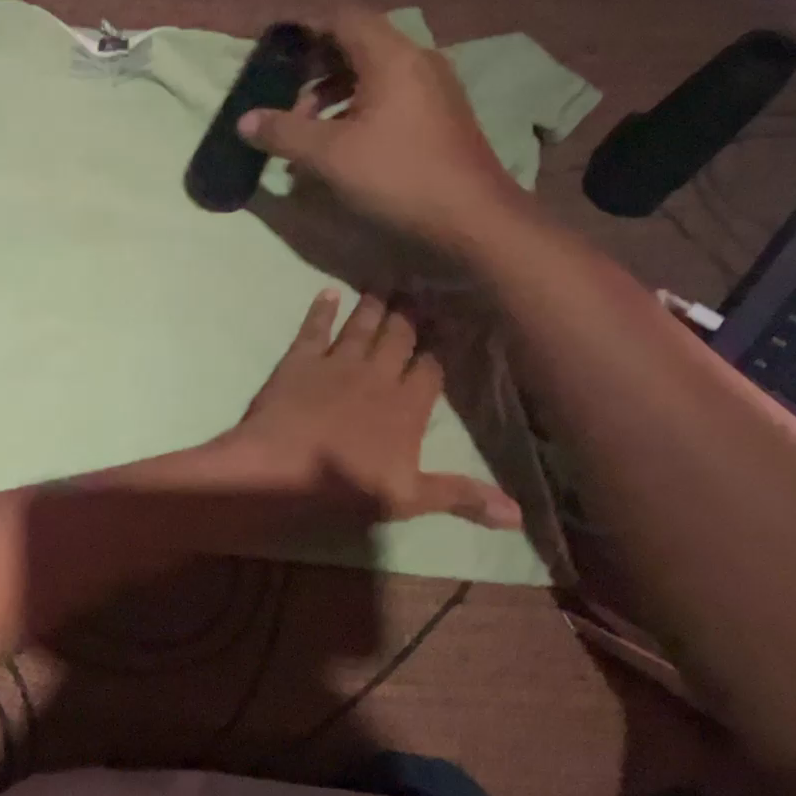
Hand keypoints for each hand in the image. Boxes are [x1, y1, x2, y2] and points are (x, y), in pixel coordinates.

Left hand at [212, 288, 522, 529]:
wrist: (275, 471)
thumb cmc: (342, 491)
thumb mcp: (407, 500)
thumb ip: (461, 497)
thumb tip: (519, 515)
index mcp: (407, 407)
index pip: (433, 368)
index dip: (444, 345)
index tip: (458, 319)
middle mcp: (377, 376)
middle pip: (401, 337)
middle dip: (414, 313)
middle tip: (425, 284)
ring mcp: (335, 365)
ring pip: (362, 327)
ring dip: (376, 305)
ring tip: (388, 281)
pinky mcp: (297, 362)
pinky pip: (314, 329)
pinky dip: (322, 310)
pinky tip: (329, 293)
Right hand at [236, 7, 527, 246]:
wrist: (471, 218)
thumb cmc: (397, 176)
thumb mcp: (328, 156)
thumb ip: (283, 132)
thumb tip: (244, 120)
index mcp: (392, 58)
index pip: (344, 18)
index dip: (306, 30)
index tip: (275, 56)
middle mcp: (417, 62)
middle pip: (358, 44)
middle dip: (315, 68)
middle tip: (283, 98)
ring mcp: (433, 89)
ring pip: (372, 74)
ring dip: (333, 93)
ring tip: (304, 129)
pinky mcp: (438, 117)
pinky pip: (389, 97)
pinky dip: (356, 110)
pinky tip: (337, 146)